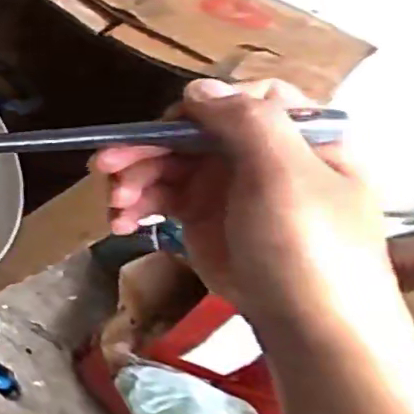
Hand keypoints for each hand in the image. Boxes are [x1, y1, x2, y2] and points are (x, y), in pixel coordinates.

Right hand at [90, 78, 397, 330]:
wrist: (309, 325)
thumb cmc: (309, 248)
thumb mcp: (285, 177)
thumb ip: (247, 124)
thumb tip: (198, 87)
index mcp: (300, 140)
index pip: (248, 100)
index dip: (203, 107)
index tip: (167, 128)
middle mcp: (262, 158)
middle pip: (190, 134)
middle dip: (144, 149)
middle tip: (104, 167)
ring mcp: (228, 188)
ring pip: (165, 164)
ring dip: (131, 180)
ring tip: (115, 207)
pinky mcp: (200, 216)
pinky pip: (157, 196)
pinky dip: (134, 206)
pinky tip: (121, 223)